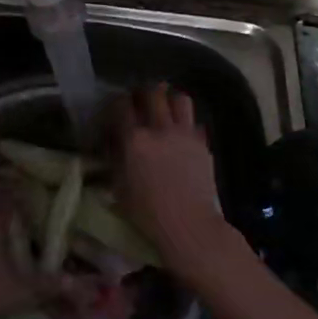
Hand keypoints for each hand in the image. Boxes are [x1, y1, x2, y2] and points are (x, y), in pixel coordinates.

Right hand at [111, 85, 231, 266]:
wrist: (189, 225)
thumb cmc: (147, 213)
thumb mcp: (119, 187)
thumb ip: (116, 160)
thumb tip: (115, 144)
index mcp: (135, 139)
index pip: (122, 106)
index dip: (117, 103)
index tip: (115, 109)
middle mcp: (159, 129)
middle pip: (152, 94)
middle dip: (144, 93)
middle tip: (140, 101)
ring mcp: (184, 134)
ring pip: (179, 99)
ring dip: (170, 100)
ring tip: (165, 108)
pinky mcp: (202, 144)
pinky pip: (194, 122)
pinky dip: (186, 123)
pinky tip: (181, 134)